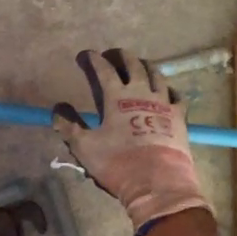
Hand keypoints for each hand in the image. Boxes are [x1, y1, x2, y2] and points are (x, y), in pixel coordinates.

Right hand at [51, 49, 209, 230]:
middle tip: (115, 53)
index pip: (104, 70)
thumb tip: (56, 110)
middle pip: (134, 66)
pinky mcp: (179, 117)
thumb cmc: (117, 163)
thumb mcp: (84, 147)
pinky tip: (168, 91)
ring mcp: (164, 103)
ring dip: (147, 67)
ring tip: (141, 64)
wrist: (157, 182)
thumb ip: (69, 127)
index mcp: (117, 97)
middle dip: (122, 56)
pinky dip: (170, 89)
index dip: (95, 60)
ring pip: (157, 76)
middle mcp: (142, 92)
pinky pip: (177, 96)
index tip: (87, 54)